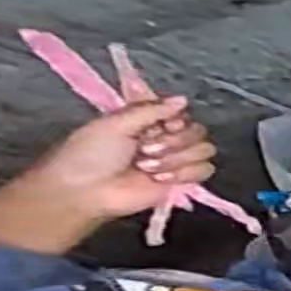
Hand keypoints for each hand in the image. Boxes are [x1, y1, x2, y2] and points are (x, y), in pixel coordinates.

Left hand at [26, 97, 215, 219]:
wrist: (85, 191)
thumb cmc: (88, 155)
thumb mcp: (112, 125)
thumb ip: (148, 110)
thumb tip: (183, 99)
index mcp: (148, 123)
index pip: (182, 113)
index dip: (178, 119)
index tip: (164, 125)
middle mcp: (166, 139)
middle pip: (199, 132)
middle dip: (174, 142)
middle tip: (145, 150)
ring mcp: (178, 159)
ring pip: (205, 150)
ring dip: (174, 159)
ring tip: (146, 167)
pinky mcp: (186, 179)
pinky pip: (205, 169)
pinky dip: (182, 174)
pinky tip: (159, 178)